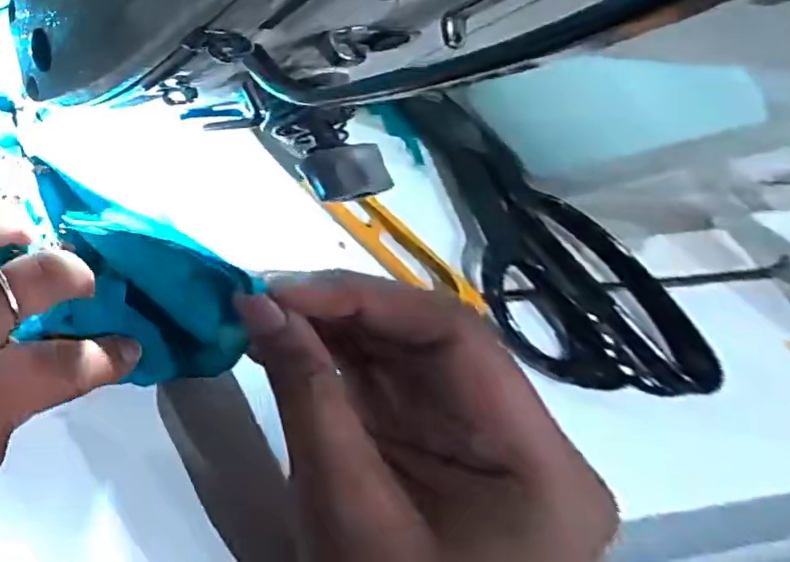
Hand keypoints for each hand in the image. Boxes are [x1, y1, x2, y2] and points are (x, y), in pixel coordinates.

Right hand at [236, 271, 616, 561]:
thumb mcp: (344, 498)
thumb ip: (302, 386)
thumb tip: (254, 297)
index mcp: (536, 462)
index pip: (454, 336)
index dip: (362, 297)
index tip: (280, 291)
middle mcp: (518, 439)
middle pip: (426, 337)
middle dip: (336, 308)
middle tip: (260, 298)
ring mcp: (473, 441)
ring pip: (398, 349)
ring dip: (325, 325)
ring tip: (260, 315)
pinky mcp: (431, 444)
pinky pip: (379, 377)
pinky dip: (325, 354)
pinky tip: (279, 344)